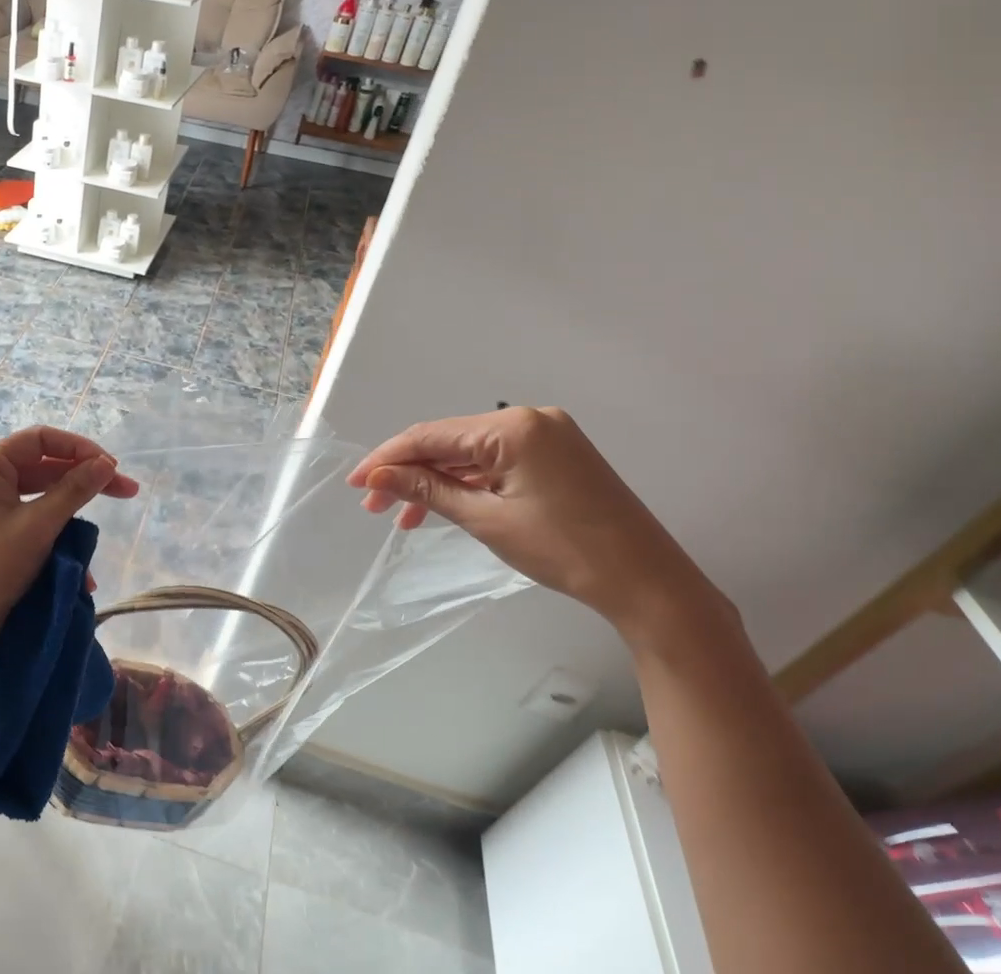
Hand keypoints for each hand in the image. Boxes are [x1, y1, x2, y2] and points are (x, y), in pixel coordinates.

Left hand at [0, 426, 139, 650]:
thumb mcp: (41, 524)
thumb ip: (75, 489)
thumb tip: (106, 464)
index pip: (40, 439)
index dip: (80, 449)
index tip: (113, 467)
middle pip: (43, 464)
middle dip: (84, 476)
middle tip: (127, 490)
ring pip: (41, 490)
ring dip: (75, 501)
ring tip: (114, 507)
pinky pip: (32, 513)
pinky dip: (57, 523)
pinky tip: (82, 545)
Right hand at [348, 407, 722, 635]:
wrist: (646, 580)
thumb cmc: (563, 549)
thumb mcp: (485, 519)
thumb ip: (428, 489)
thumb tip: (377, 477)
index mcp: (513, 427)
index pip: (430, 435)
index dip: (386, 458)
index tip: (355, 484)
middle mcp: (530, 419)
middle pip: (448, 440)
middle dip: (408, 471)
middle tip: (375, 507)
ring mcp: (547, 436)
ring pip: (470, 452)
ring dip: (435, 480)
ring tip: (402, 515)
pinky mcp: (556, 455)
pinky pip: (495, 461)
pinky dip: (467, 482)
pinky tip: (443, 506)